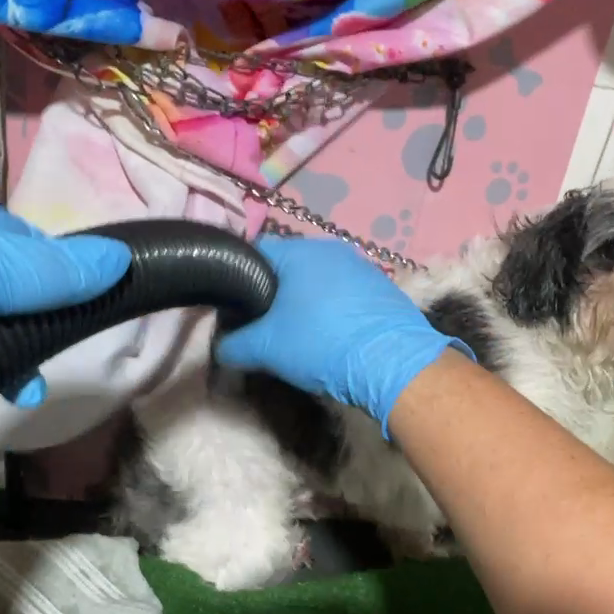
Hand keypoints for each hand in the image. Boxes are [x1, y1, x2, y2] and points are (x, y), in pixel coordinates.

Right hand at [216, 237, 467, 433]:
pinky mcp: (382, 291)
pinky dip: (330, 312)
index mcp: (300, 251)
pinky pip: (344, 296)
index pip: (254, 250)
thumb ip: (233, 345)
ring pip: (317, 282)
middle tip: (260, 325)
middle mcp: (331, 250)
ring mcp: (362, 268)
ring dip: (303, 304)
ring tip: (295, 335)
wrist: (392, 364)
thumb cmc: (321, 343)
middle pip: (288, 267)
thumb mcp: (266, 348)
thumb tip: (220, 347)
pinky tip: (329, 338)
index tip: (231, 306)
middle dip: (271, 293)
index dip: (236, 276)